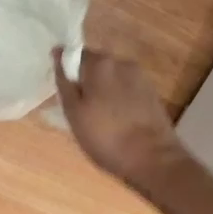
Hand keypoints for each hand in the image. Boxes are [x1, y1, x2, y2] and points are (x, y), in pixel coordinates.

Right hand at [53, 48, 187, 190]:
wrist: (154, 161)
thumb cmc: (106, 136)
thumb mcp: (73, 111)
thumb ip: (64, 80)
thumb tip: (58, 53)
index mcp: (101, 63)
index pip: (74, 53)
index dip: (66, 71)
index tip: (63, 92)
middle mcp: (123, 62)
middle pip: (95, 65)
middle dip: (85, 81)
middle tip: (78, 109)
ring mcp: (141, 77)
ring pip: (111, 78)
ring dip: (102, 90)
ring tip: (99, 118)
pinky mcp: (152, 93)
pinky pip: (126, 89)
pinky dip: (118, 99)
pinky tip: (117, 121)